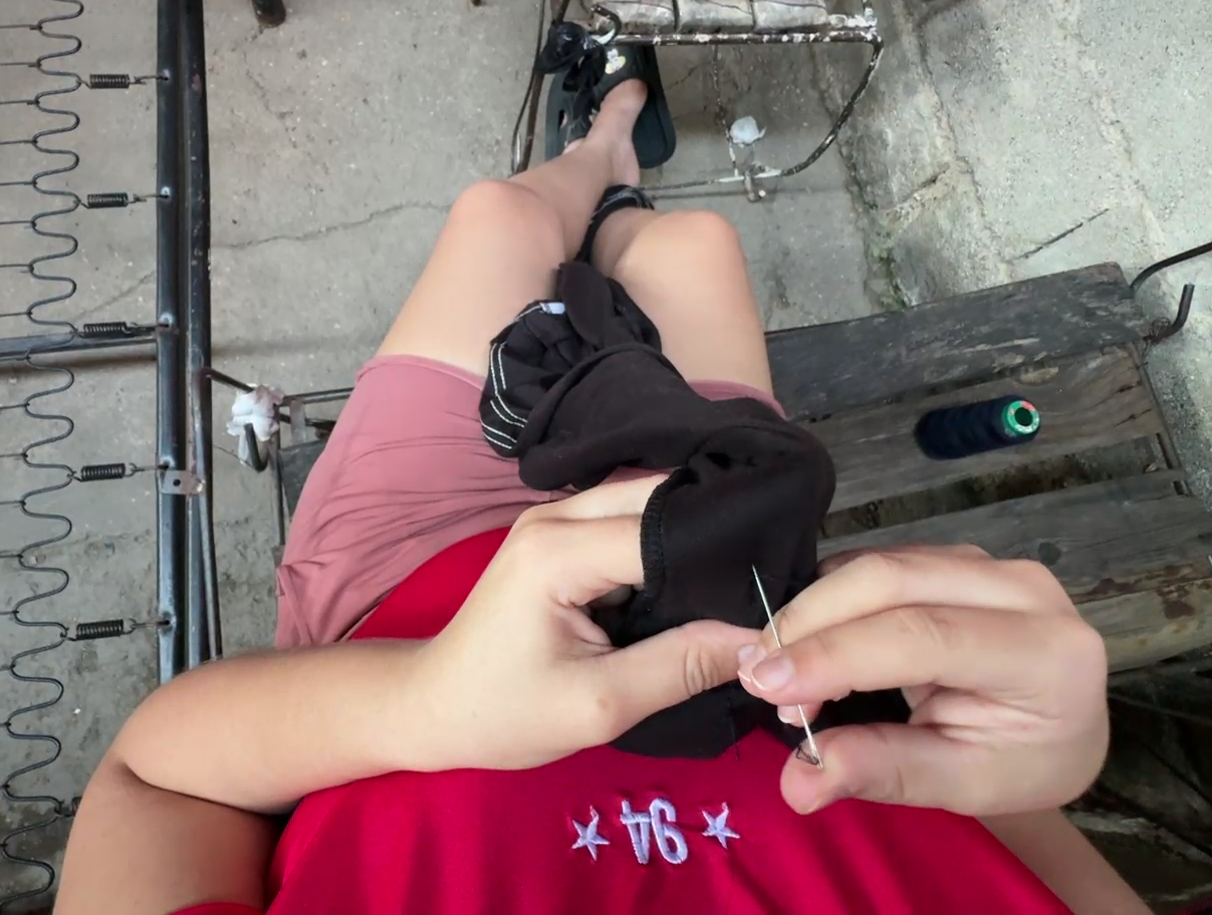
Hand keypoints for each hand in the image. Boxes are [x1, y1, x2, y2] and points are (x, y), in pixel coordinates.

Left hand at [408, 476, 759, 771]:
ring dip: (687, 535)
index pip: (663, 527)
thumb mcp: (599, 704)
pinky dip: (660, 544)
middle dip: (711, 529)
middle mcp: (554, 515)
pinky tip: (692, 579)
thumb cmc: (504, 712)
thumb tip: (761, 642)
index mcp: (558, 549)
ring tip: (740, 577)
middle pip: (654, 497)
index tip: (778, 580)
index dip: (722, 551)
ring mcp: (551, 519)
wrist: (434, 704)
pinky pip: (621, 522)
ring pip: (641, 504)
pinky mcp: (555, 535)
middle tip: (768, 575)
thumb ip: (681, 666)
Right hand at [736, 545, 1108, 816]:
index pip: (921, 637)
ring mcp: (979, 560)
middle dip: (807, 621)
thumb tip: (797, 784)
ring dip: (807, 610)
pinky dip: (821, 597)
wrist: (1051, 720)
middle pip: (887, 580)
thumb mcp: (961, 782)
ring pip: (868, 563)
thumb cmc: (1017, 758)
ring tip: (775, 665)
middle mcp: (1018, 587)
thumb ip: (881, 771)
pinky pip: (865, 560)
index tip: (765, 683)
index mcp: (1045, 653)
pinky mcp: (942, 552)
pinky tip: (803, 638)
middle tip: (757, 670)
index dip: (834, 655)